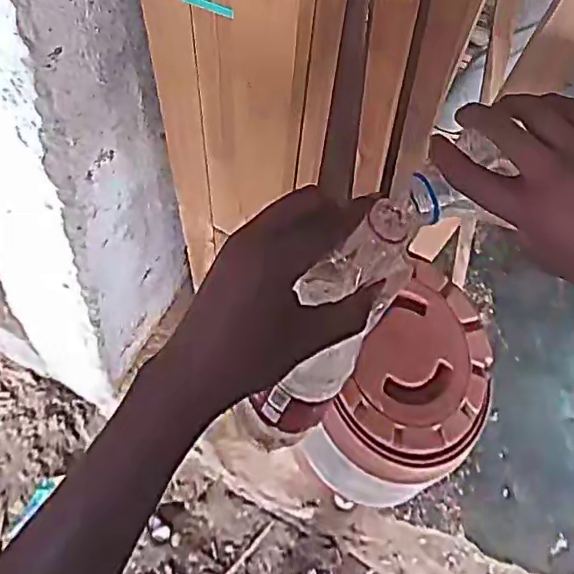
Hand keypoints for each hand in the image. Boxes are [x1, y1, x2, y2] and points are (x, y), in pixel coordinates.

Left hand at [151, 187, 378, 416]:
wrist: (192, 372)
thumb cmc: (250, 358)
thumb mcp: (307, 340)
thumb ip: (350, 312)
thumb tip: (381, 289)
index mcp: (278, 256)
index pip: (328, 223)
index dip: (358, 213)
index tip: (382, 206)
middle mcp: (257, 237)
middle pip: (305, 202)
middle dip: (336, 206)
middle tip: (361, 224)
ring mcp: (240, 241)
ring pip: (286, 210)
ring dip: (313, 215)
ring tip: (338, 239)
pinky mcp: (231, 251)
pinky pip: (271, 223)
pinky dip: (294, 226)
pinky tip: (306, 254)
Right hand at [429, 94, 573, 322]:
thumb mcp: (543, 251)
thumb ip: (515, 220)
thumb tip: (498, 195)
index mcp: (529, 211)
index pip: (472, 178)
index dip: (446, 157)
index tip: (436, 144)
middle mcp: (549, 175)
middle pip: (498, 129)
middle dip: (474, 115)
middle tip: (466, 115)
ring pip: (534, 109)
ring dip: (509, 104)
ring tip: (503, 107)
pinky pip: (571, 109)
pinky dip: (548, 104)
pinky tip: (542, 108)